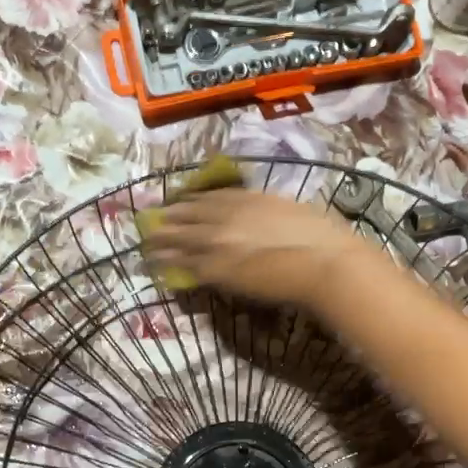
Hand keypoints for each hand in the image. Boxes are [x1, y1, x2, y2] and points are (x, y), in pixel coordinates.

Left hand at [141, 189, 371, 309]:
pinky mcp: (216, 270)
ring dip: (161, 241)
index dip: (190, 200)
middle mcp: (225, 216)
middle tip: (152, 222)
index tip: (178, 202)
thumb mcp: (288, 207)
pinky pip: (186, 267)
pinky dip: (170, 266)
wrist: (321, 260)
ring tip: (147, 244)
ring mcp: (217, 242)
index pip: (208, 197)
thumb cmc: (318, 233)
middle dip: (169, 218)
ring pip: (180, 240)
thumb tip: (257, 216)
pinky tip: (158, 267)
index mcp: (245, 198)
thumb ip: (264, 209)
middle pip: (187, 215)